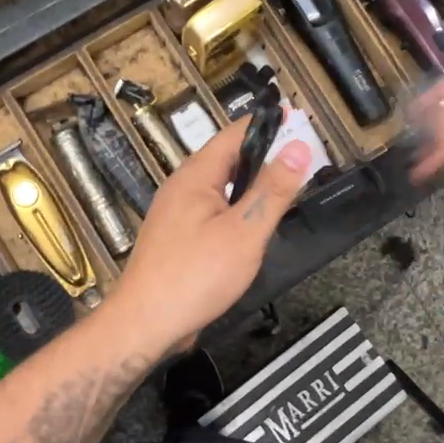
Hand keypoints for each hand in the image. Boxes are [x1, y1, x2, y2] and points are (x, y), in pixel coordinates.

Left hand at [110, 118, 313, 347]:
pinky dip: (236, 209)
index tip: (295, 117)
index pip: (235, 134)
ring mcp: (176, 214)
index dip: (266, 124)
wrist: (144, 325)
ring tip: (283, 189)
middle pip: (227, 159)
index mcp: (195, 176)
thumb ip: (273, 190)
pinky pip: (212, 211)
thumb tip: (299, 147)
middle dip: (262, 154)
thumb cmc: (195, 277)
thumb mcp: (244, 232)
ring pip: (220, 187)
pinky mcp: (177, 238)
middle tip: (299, 157)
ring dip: (250, 184)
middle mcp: (182, 187)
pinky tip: (251, 228)